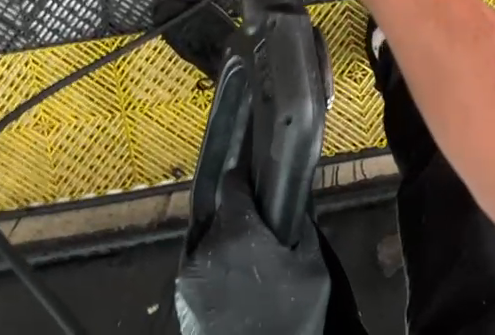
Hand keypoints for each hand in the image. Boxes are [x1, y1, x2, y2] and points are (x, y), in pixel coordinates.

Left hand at [174, 170, 329, 334]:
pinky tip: (232, 280)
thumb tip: (294, 204)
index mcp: (238, 231)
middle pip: (219, 212)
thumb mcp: (313, 269)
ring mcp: (188, 274)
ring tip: (245, 258)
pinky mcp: (181, 299)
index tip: (257, 180)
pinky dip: (211, 265)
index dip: (245, 177)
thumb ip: (303, 228)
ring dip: (222, 240)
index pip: (232, 183)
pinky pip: (197, 266)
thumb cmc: (293, 317)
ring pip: (205, 239)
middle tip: (259, 228)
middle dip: (237, 215)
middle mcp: (206, 246)